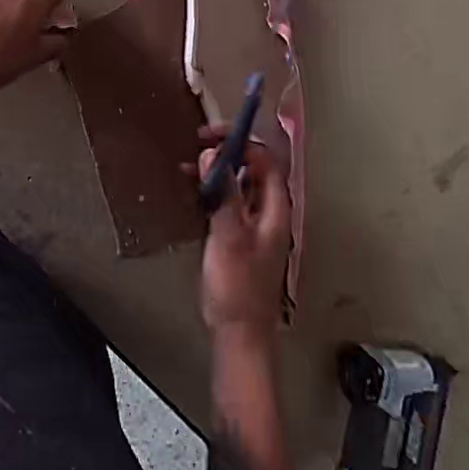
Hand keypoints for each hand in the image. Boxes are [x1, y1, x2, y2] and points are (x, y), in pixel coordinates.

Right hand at [194, 129, 289, 339]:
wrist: (239, 333)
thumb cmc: (238, 287)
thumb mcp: (228, 235)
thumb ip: (222, 194)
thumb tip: (214, 155)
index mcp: (276, 209)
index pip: (265, 159)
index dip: (242, 141)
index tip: (212, 136)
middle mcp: (270, 212)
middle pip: (254, 168)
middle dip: (228, 151)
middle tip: (200, 144)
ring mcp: (256, 225)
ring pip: (241, 184)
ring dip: (219, 171)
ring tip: (192, 166)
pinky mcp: (241, 237)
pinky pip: (231, 202)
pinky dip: (215, 191)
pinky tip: (197, 192)